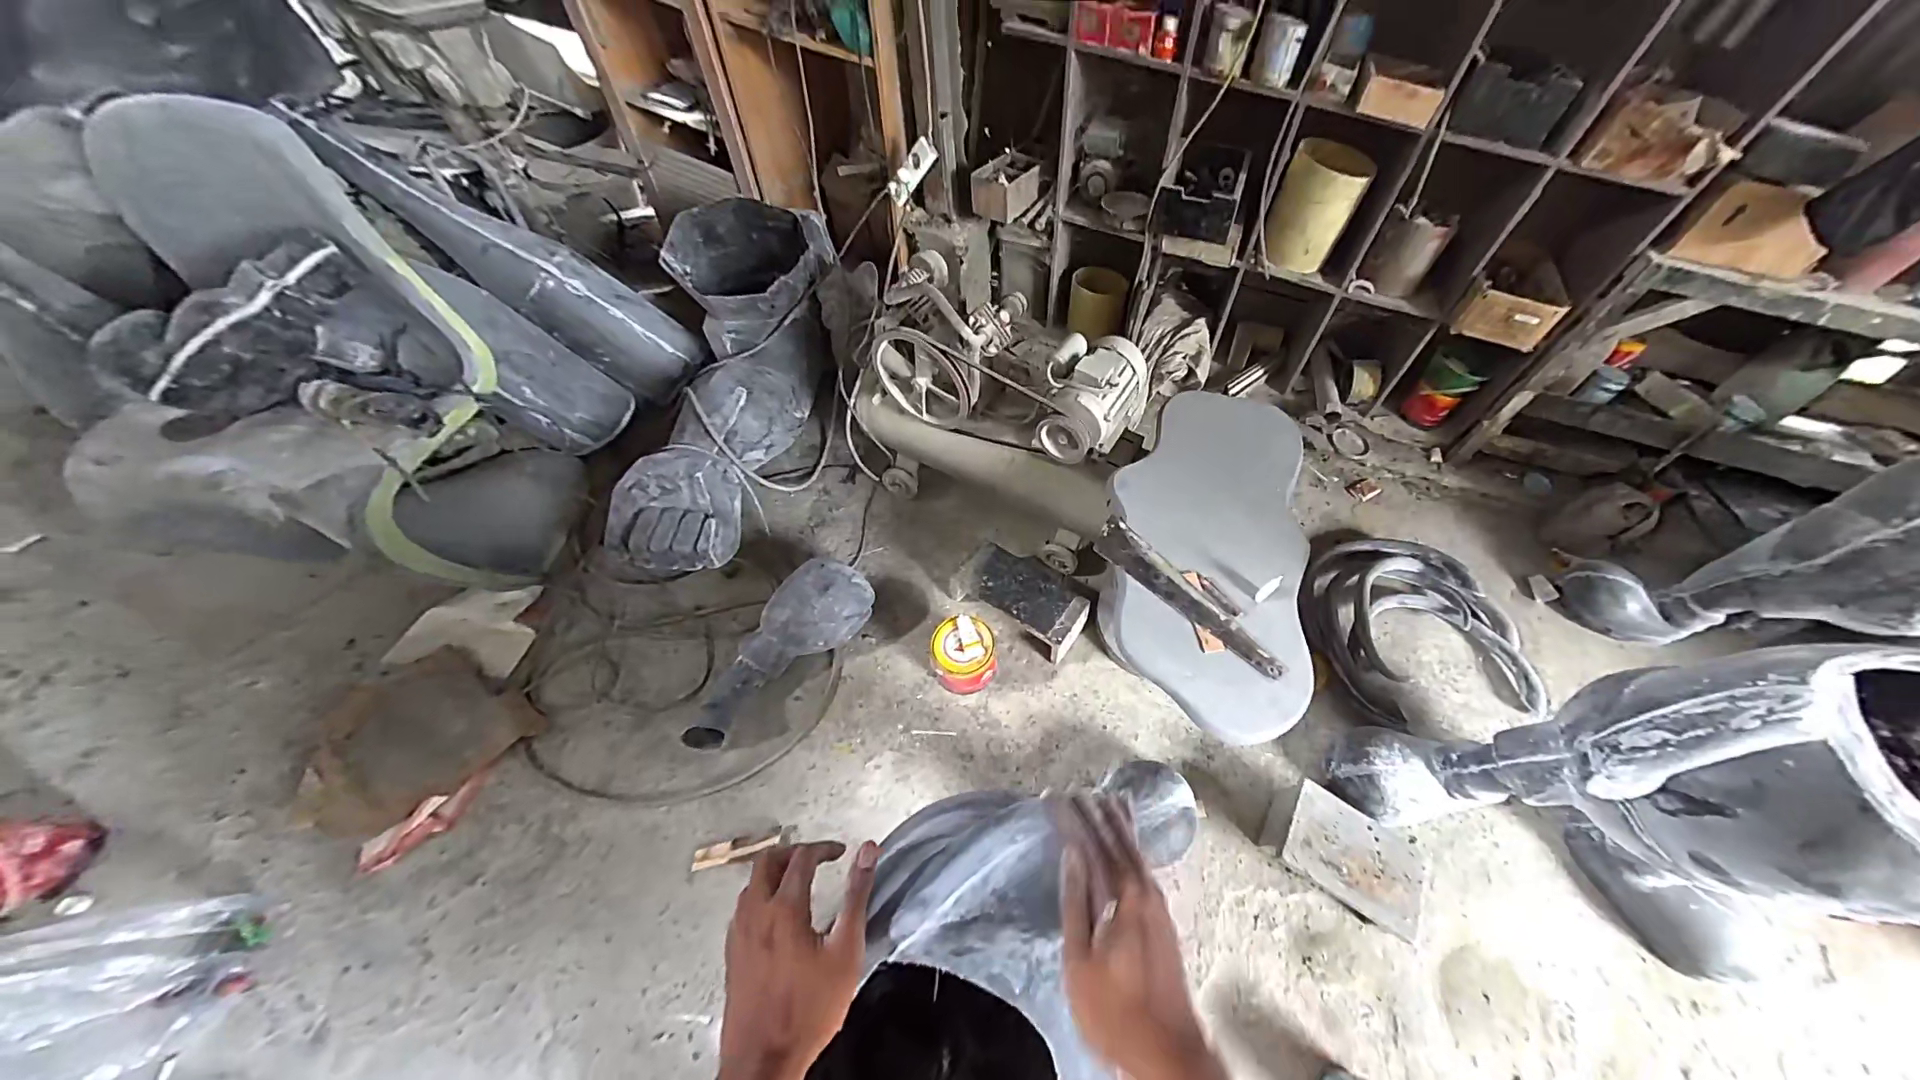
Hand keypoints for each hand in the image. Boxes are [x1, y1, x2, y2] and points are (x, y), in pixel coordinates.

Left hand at [717, 839, 878, 1079]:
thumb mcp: (845, 951)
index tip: (841, 852)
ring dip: (776, 871)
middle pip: (768, 859)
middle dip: (795, 852)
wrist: (763, 1061)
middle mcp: (756, 912)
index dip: (824, 848)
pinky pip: (744, 905)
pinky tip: (779, 914)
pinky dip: (762, 894)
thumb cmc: (811, 1008)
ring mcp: (739, 931)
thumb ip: (857, 896)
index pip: (802, 857)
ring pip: (752, 881)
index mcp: (785, 907)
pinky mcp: (731, 951)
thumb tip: (868, 851)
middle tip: (818, 859)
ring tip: (801, 881)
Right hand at [1056, 795, 1227, 1079]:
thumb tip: (1072, 856)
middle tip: (1081, 790)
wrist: (1168, 1051)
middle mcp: (1146, 893)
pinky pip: (1145, 866)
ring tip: (1110, 800)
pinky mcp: (1164, 919)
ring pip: (1136, 852)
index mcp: (1124, 898)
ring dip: (1121, 826)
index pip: (1094, 845)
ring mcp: (1159, 906)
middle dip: (1100, 814)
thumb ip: (1076, 902)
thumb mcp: (1081, 958)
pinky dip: (1134, 846)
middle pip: (1120, 842)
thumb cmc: (1114, 1010)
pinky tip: (1129, 845)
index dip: (1075, 819)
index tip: (1058, 797)